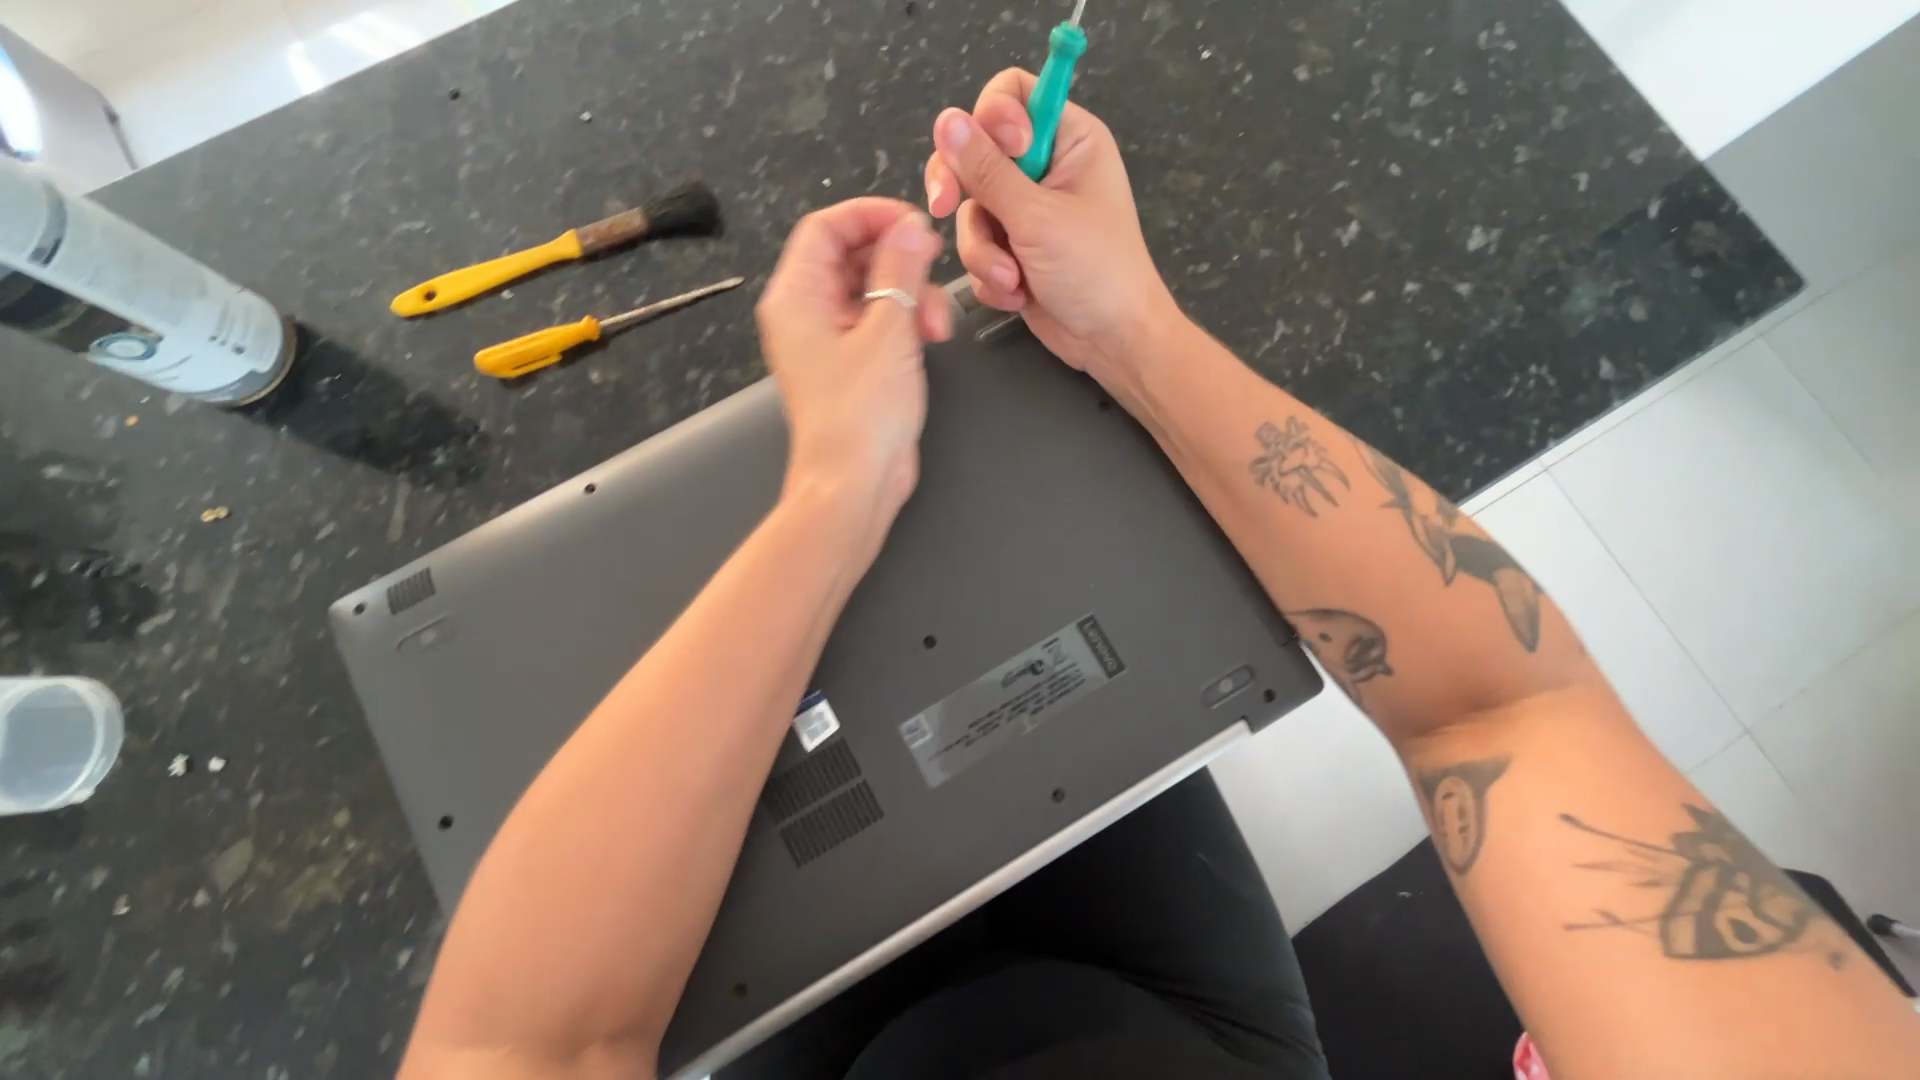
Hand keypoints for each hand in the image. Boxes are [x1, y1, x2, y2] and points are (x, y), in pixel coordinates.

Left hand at [757, 198, 951, 545]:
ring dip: (911, 297)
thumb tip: (909, 227)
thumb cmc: (861, 412)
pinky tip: (931, 338)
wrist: (855, 483)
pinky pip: (879, 324)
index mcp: (796, 296)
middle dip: (900, 263)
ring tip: (938, 326)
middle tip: (936, 269)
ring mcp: (829, 340)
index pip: (826, 228)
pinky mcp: (853, 365)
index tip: (915, 224)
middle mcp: (806, 313)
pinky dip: (906, 323)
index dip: (871, 216)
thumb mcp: (887, 331)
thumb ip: (900, 270)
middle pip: (852, 257)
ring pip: (873, 291)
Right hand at [923, 69, 1181, 400]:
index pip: (1012, 95)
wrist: (1112, 340)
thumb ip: (988, 171)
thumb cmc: (1096, 270)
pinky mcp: (1012, 251)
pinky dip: (991, 276)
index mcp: (1069, 139)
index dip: (992, 117)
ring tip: (1013, 280)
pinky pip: (978, 249)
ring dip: (984, 252)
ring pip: (972, 211)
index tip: (996, 152)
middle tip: (944, 207)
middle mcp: (1044, 169)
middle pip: (976, 153)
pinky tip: (1018, 295)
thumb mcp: (1038, 217)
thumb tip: (947, 123)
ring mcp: (1025, 213)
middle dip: (962, 189)